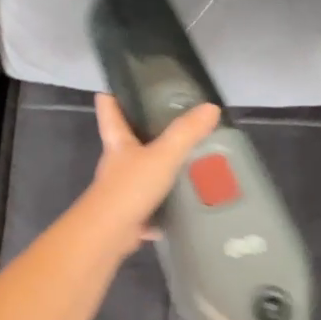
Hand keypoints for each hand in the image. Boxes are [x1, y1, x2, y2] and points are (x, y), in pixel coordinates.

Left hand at [76, 93, 220, 249]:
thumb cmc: (130, 188)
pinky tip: (188, 204)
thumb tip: (211, 107)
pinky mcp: (131, 215)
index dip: (113, 95)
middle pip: (128, 141)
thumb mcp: (163, 156)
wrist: (109, 235)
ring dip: (161, 169)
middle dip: (146, 132)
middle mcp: (117, 164)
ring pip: (143, 174)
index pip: (110, 111)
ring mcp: (122, 191)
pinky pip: (153, 206)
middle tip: (175, 122)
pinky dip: (168, 205)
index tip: (120, 84)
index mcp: (118, 143)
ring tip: (191, 161)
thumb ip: (186, 133)